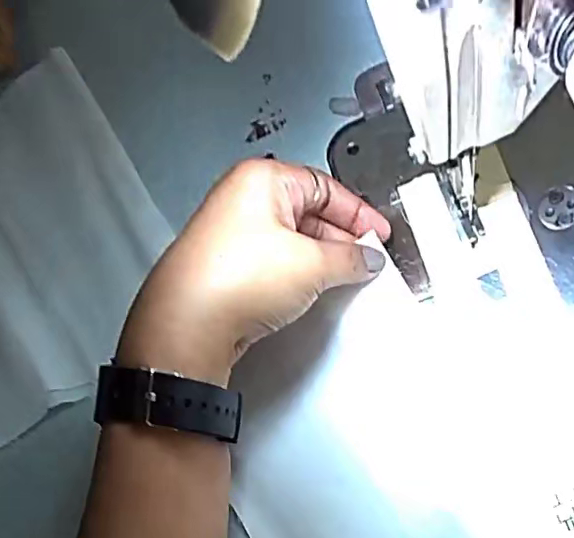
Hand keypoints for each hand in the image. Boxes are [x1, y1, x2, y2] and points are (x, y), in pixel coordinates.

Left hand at [117, 159, 392, 384]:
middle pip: (313, 212)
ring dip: (327, 258)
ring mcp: (241, 233)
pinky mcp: (240, 266)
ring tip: (347, 278)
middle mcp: (247, 200)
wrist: (194, 320)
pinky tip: (318, 290)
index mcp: (263, 180)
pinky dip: (307, 273)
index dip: (358, 212)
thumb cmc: (233, 278)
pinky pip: (285, 262)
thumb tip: (368, 256)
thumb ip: (350, 258)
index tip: (379, 234)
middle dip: (345, 238)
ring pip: (300, 239)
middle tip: (368, 260)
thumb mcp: (313, 263)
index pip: (326, 187)